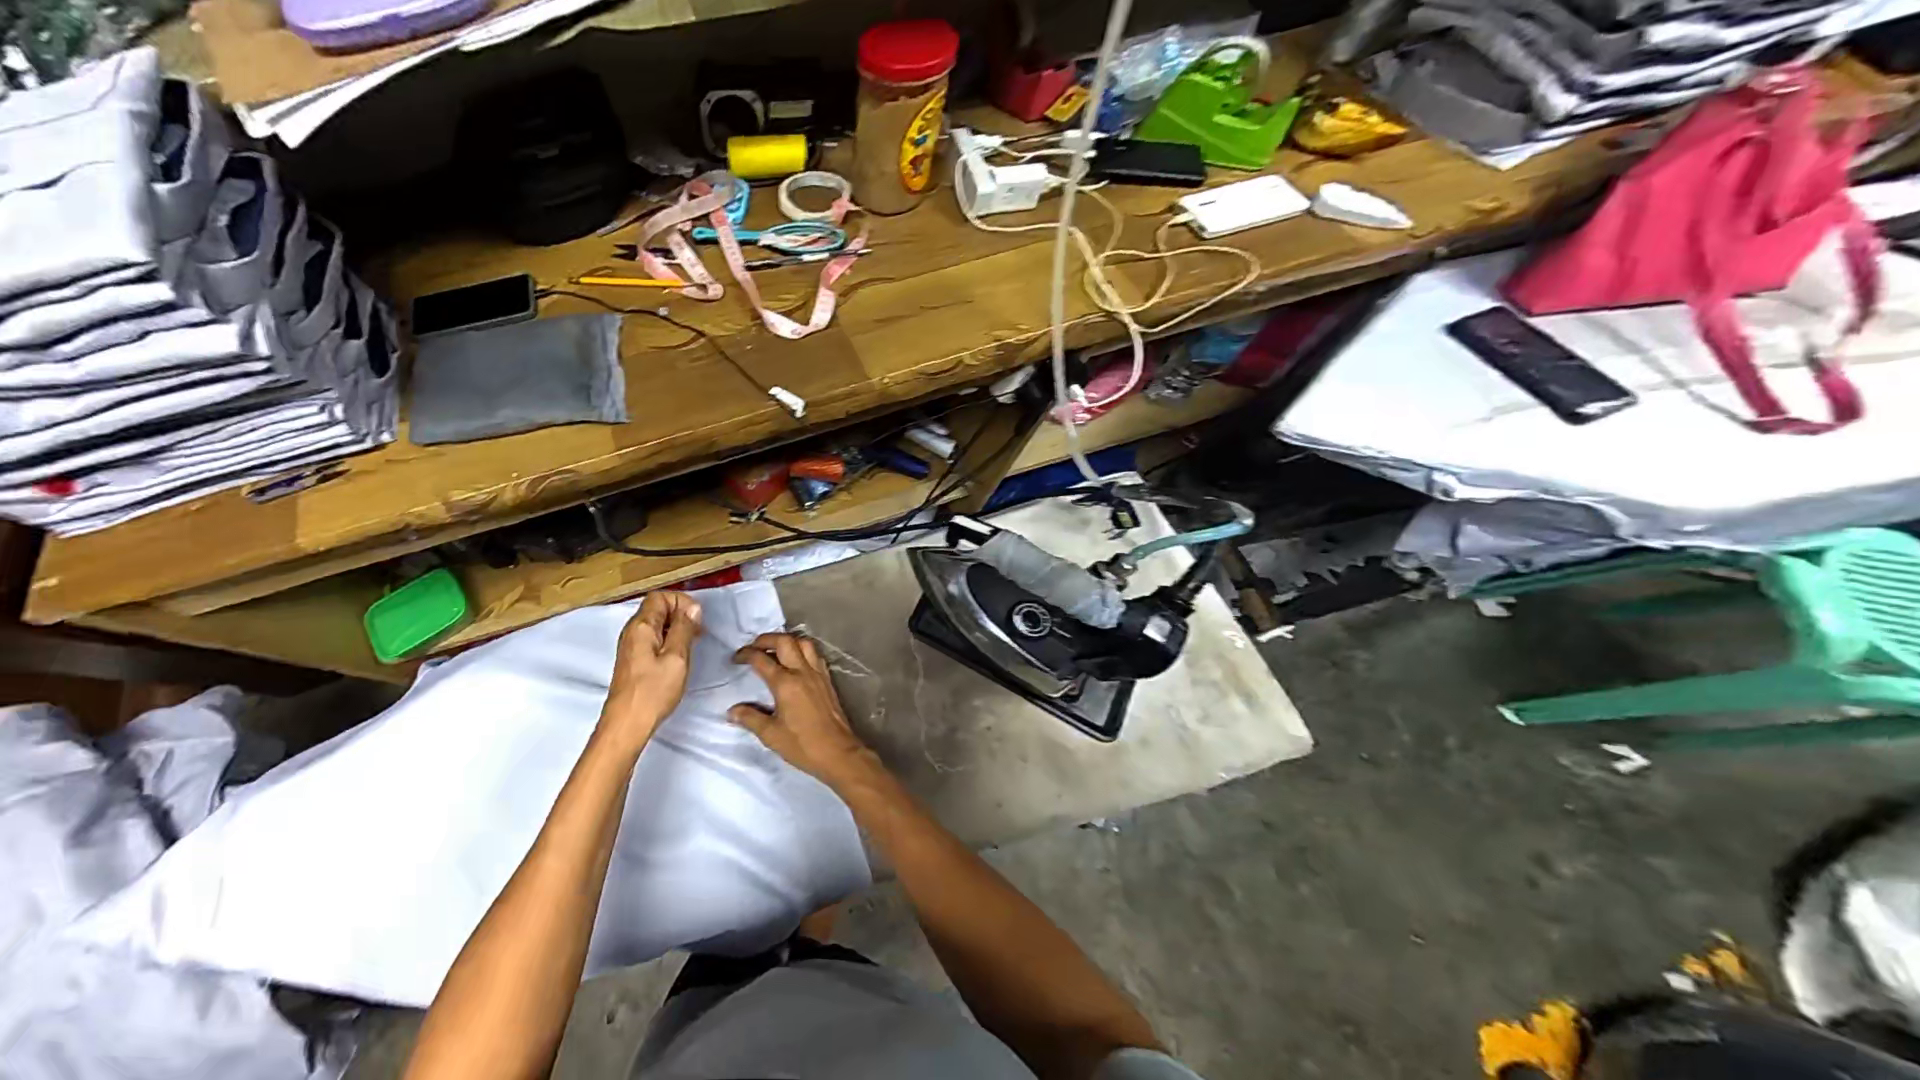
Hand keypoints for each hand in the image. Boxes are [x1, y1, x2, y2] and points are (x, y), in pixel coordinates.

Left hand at [600, 591, 702, 752]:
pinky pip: (653, 638)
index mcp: (641, 627)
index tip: (697, 618)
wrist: (628, 723)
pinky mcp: (634, 659)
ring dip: (676, 627)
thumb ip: (684, 629)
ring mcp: (631, 646)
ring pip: (656, 623)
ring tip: (692, 643)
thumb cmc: (653, 692)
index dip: (681, 601)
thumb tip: (692, 608)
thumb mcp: (677, 657)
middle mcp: (632, 632)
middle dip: (680, 613)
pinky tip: (679, 656)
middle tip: (698, 631)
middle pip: (657, 608)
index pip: (659, 596)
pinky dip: (669, 640)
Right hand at [730, 632, 880, 790]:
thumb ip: (750, 718)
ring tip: (775, 650)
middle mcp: (803, 672)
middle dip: (766, 639)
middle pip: (785, 641)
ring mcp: (818, 674)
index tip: (735, 658)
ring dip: (787, 641)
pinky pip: (815, 656)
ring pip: (804, 643)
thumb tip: (732, 711)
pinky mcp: (828, 681)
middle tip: (754, 646)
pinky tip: (796, 662)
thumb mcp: (770, 734)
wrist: (838, 752)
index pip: (761, 660)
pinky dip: (803, 651)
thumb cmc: (802, 744)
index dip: (745, 655)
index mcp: (786, 683)